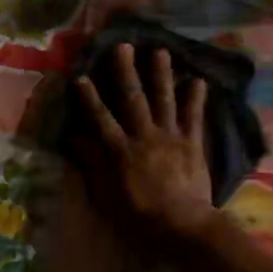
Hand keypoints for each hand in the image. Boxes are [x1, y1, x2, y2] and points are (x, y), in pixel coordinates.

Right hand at [74, 43, 217, 246]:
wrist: (182, 225)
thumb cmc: (139, 216)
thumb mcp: (106, 195)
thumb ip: (92, 164)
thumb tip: (74, 139)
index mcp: (120, 150)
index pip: (100, 119)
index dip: (89, 98)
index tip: (80, 76)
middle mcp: (144, 136)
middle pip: (133, 99)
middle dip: (125, 71)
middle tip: (122, 46)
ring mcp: (171, 137)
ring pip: (164, 100)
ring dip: (161, 74)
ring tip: (159, 51)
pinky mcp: (192, 144)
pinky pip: (194, 117)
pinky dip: (196, 98)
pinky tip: (198, 80)